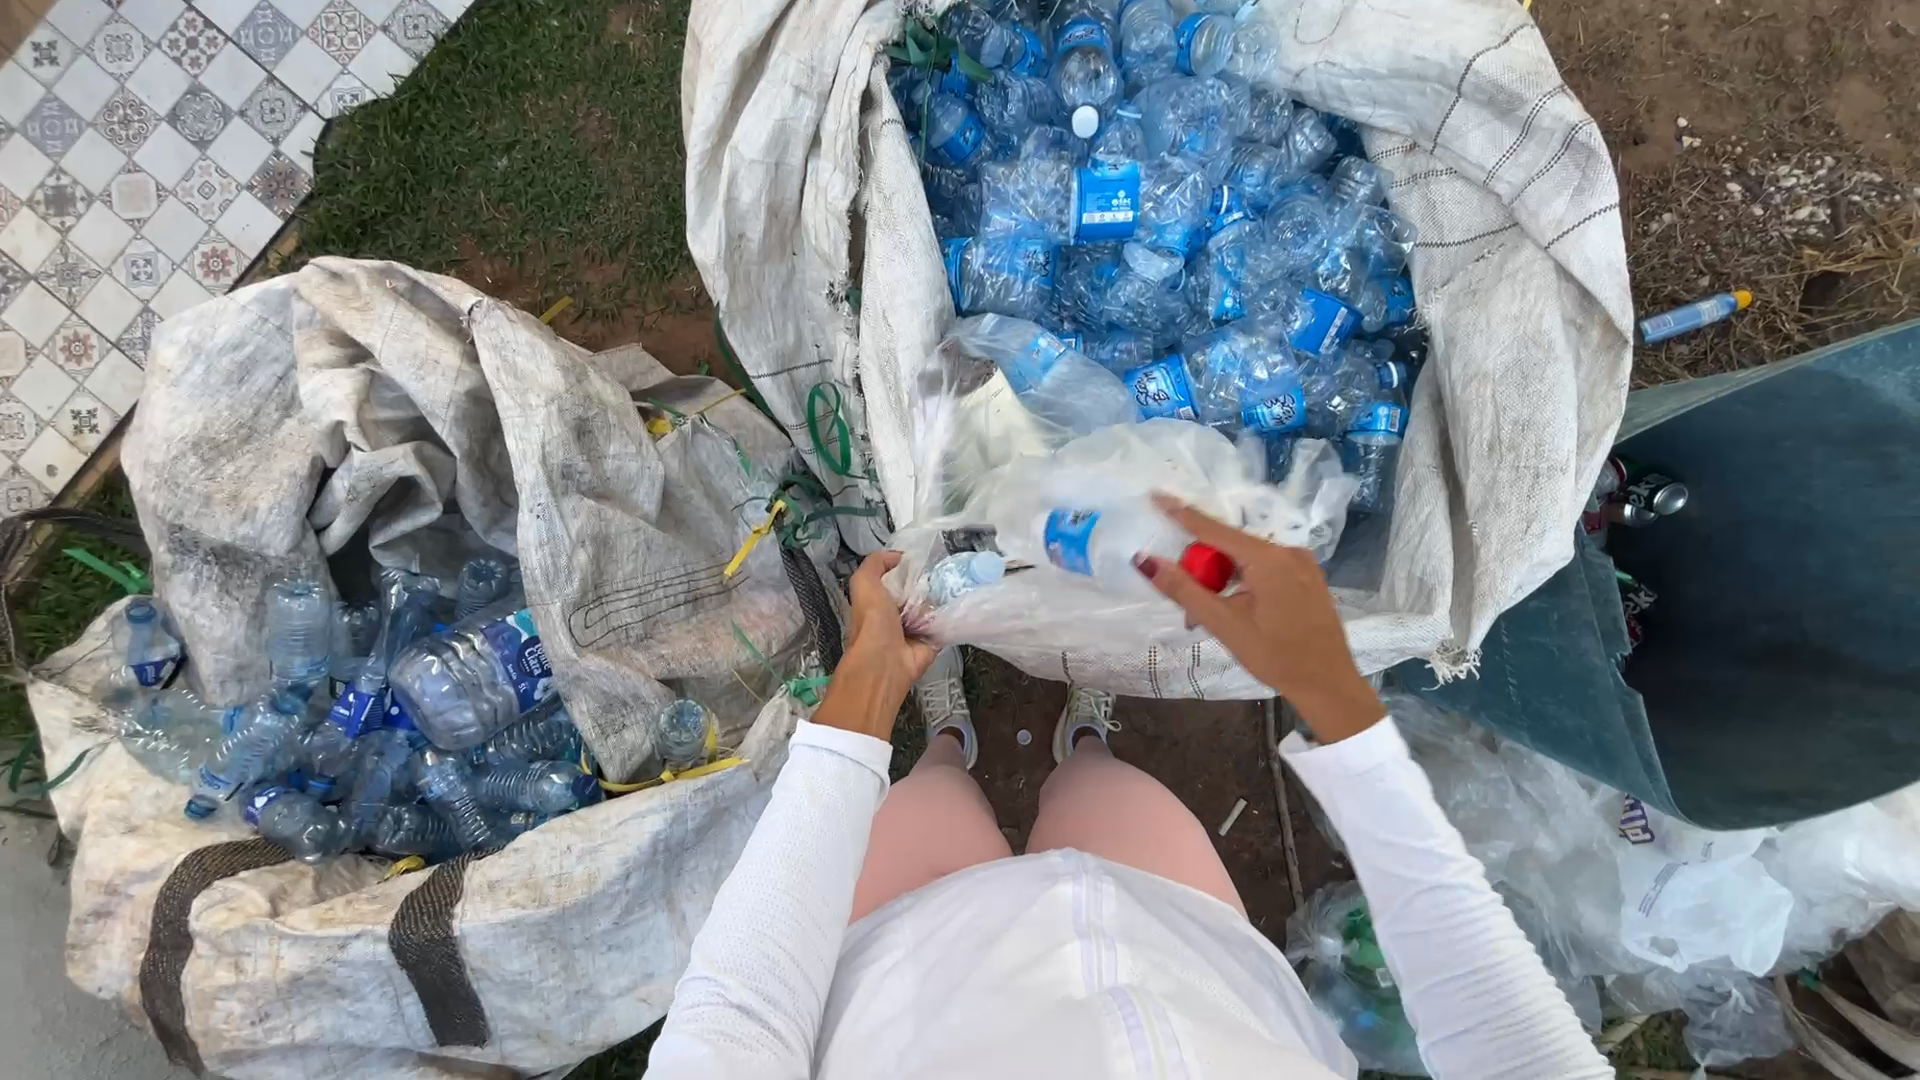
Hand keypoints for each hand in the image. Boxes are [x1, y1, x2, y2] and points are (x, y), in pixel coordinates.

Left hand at [815, 551, 938, 740]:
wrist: (885, 660)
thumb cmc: (872, 621)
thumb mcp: (864, 582)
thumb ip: (876, 563)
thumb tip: (899, 556)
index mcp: (879, 602)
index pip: (896, 581)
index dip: (909, 568)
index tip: (925, 556)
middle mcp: (897, 615)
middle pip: (918, 592)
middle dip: (930, 582)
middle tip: (945, 569)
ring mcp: (916, 630)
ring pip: (934, 607)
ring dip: (943, 597)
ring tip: (957, 582)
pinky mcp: (932, 642)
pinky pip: (945, 624)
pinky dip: (953, 616)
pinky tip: (962, 601)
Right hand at [1137, 493, 1385, 742]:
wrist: (1329, 685)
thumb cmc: (1275, 656)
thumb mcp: (1223, 624)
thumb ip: (1183, 589)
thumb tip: (1145, 560)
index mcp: (1268, 558)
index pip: (1213, 528)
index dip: (1181, 512)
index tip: (1156, 494)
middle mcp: (1288, 551)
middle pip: (1229, 546)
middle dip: (1204, 569)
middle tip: (1190, 607)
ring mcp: (1302, 563)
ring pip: (1246, 560)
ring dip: (1223, 581)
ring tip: (1213, 617)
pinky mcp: (1308, 577)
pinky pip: (1265, 568)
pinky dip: (1243, 583)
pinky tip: (1239, 610)